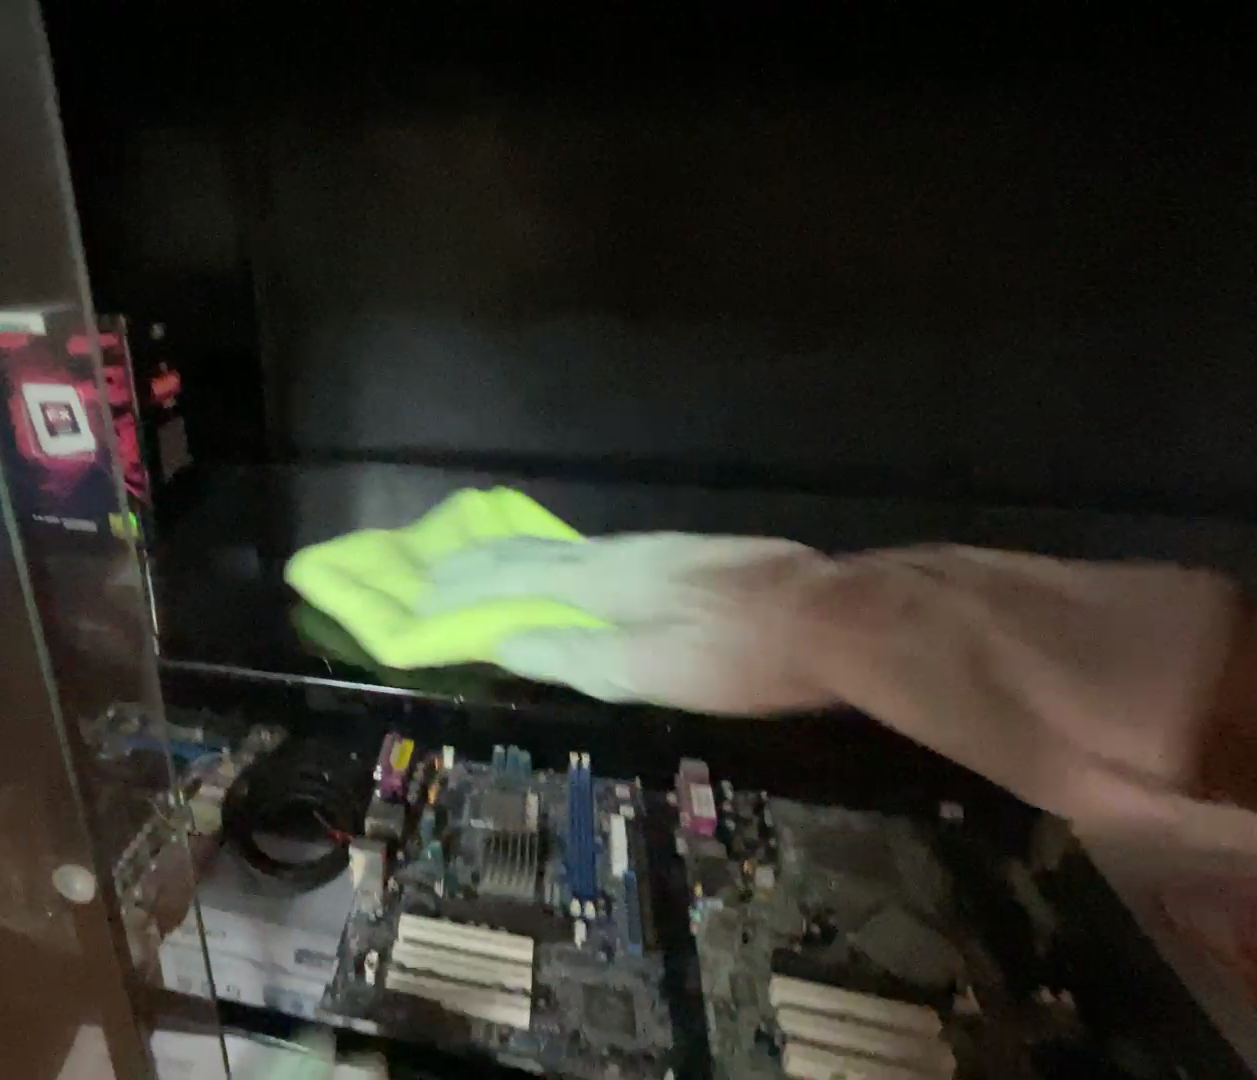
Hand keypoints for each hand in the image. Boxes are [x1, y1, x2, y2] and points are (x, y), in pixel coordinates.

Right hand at [419, 533, 833, 714]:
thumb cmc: (738, 654)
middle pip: (528, 551)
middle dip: (474, 562)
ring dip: (509, 555)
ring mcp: (646, 548)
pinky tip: (558, 566)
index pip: (510, 579)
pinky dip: (548, 557)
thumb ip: (572, 655)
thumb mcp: (649, 670)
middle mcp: (613, 552)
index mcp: (598, 579)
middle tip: (431, 569)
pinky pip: (586, 549)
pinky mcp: (672, 554)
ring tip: (479, 560)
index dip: (461, 589)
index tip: (419, 595)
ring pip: (558, 545)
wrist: (836, 615)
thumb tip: (504, 642)